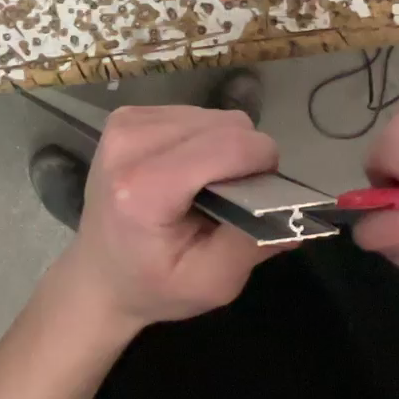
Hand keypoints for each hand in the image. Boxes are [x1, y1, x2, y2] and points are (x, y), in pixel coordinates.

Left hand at [48, 105, 282, 332]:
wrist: (99, 276)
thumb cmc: (154, 285)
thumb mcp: (212, 283)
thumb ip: (254, 244)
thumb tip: (299, 215)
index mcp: (144, 189)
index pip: (229, 146)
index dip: (263, 165)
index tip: (263, 196)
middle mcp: (129, 143)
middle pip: (227, 125)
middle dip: (244, 159)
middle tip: (231, 199)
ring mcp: (125, 123)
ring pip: (214, 116)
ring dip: (223, 148)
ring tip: (205, 188)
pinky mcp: (127, 116)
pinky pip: (193, 113)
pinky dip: (202, 140)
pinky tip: (186, 171)